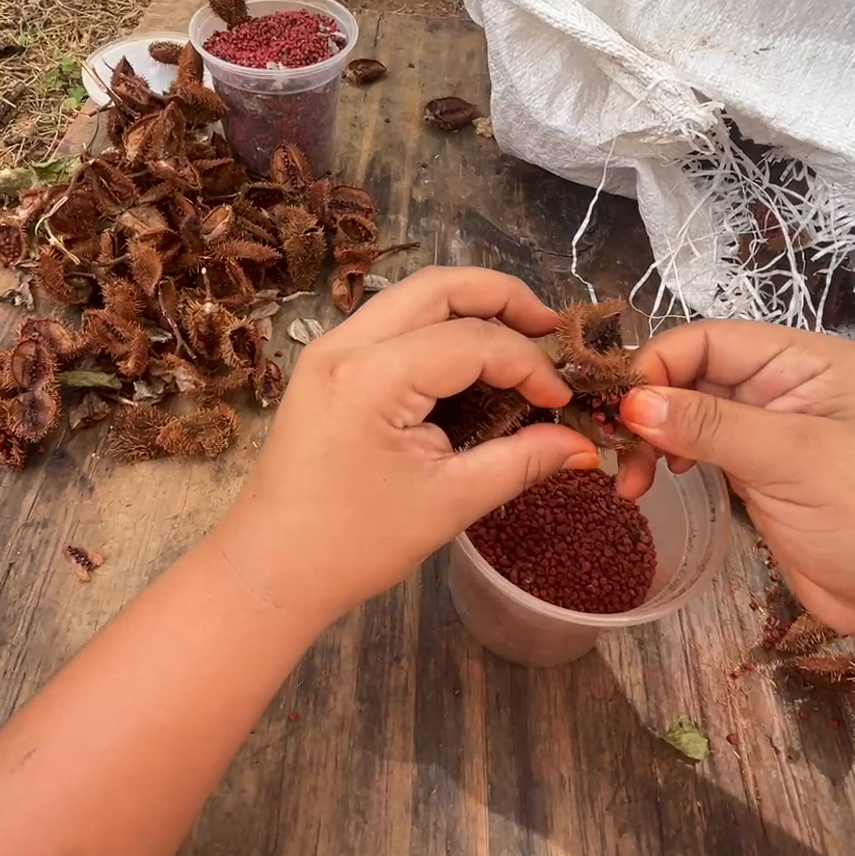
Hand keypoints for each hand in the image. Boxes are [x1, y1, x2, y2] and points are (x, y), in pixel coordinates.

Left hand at [211, 267, 600, 626]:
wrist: (271, 568)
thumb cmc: (354, 544)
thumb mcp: (448, 502)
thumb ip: (521, 461)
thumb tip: (583, 444)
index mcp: (369, 377)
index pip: (470, 342)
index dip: (528, 364)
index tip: (562, 399)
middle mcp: (343, 345)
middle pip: (437, 287)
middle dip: (502, 297)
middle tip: (550, 330)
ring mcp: (328, 350)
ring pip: (411, 297)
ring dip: (469, 306)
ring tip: (519, 337)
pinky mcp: (326, 365)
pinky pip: (391, 324)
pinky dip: (438, 327)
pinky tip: (469, 359)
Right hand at [613, 321, 854, 639]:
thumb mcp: (794, 460)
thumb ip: (709, 425)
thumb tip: (630, 402)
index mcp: (803, 360)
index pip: (705, 340)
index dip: (655, 367)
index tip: (619, 412)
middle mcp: (782, 385)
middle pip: (690, 375)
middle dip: (648, 410)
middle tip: (616, 456)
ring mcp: (769, 430)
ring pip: (687, 414)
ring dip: (652, 440)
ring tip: (632, 482)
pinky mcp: (757, 471)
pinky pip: (698, 448)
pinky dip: (668, 461)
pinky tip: (654, 482)